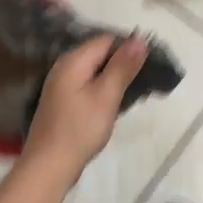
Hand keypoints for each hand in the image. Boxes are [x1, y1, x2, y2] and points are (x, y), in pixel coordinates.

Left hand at [21, 35, 148, 180]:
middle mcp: (65, 67)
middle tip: (150, 79)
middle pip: (100, 54)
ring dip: (117, 79)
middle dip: (125, 63)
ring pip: (96, 72)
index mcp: (73, 60)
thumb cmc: (79, 128)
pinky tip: (120, 103)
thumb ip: (122, 67)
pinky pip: (90, 87)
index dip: (130, 47)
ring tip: (141, 92)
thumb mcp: (105, 96)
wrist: (50, 164)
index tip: (153, 62)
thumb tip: (139, 39)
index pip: (106, 40)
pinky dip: (106, 91)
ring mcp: (63, 85)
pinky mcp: (65, 102)